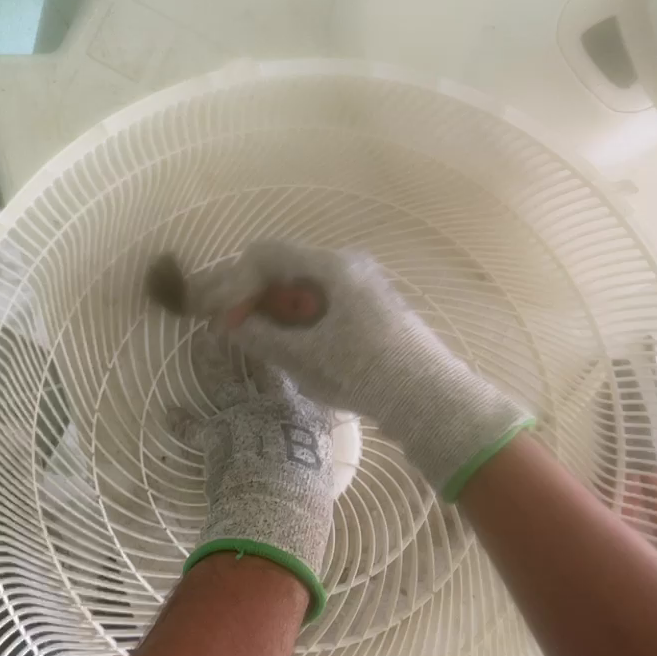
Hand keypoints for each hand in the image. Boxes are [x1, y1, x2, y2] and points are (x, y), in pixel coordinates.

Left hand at [171, 332, 336, 621]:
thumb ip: (318, 445)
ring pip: (222, 379)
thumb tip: (317, 447)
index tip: (279, 327)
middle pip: (260, 364)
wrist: (279, 502)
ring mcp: (240, 414)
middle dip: (249, 339)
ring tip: (201, 339)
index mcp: (303, 410)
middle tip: (237, 317)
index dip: (286, 352)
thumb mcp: (325, 462)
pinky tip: (168, 411)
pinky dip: (179, 420)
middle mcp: (272, 403)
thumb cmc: (309, 489)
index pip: (296, 376)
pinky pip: (191, 426)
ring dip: (209, 358)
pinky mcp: (214, 433)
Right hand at [184, 240, 532, 501]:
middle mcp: (346, 264)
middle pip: (281, 266)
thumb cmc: (365, 373)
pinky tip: (292, 343)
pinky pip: (321, 298)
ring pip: (300, 284)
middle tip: (230, 327)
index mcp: (330, 266)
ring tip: (259, 340)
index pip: (263, 254)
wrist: (431, 400)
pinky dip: (297, 315)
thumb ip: (261, 335)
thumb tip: (230, 324)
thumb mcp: (304, 357)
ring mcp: (361, 283)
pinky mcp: (370, 305)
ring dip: (272, 307)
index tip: (226, 321)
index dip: (235, 284)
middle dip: (250, 295)